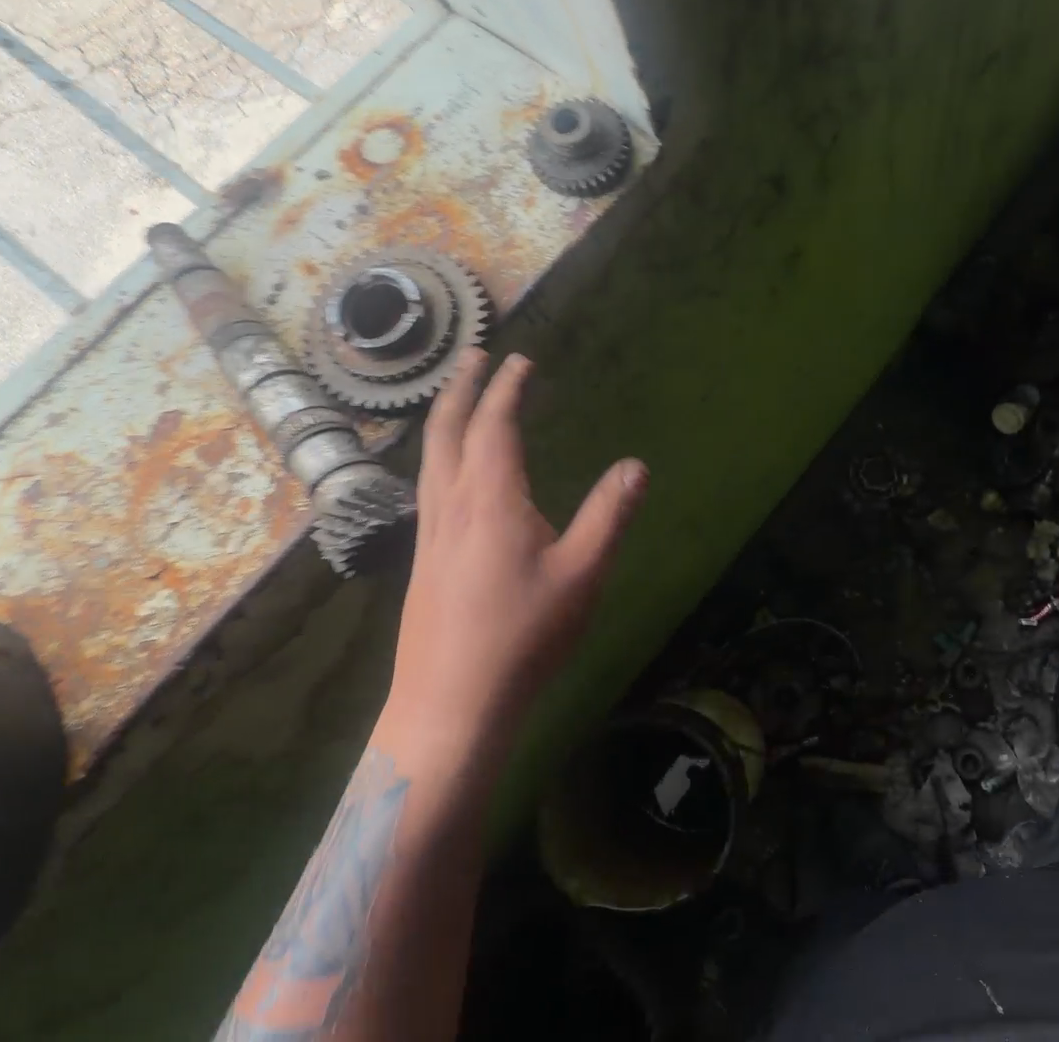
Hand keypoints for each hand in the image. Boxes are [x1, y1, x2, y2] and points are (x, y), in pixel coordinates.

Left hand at [390, 349, 647, 735]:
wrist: (452, 701)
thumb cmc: (525, 636)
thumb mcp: (583, 575)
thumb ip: (608, 516)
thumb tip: (636, 466)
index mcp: (491, 502)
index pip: (495, 428)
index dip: (507, 390)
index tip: (521, 361)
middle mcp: (451, 507)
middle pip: (447, 432)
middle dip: (461, 389)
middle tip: (473, 357)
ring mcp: (430, 535)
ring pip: (429, 460)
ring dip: (443, 420)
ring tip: (457, 402)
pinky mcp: (423, 562)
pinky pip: (428, 488)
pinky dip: (438, 457)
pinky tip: (448, 477)